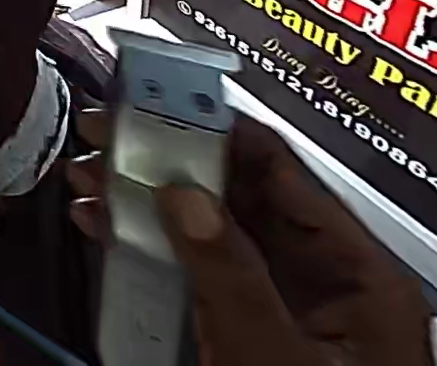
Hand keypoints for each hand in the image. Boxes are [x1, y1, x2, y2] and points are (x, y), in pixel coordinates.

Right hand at [64, 112, 434, 365]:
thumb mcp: (272, 361)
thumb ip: (232, 275)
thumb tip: (181, 192)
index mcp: (352, 271)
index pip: (279, 166)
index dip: (214, 124)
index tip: (148, 98)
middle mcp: (311, 268)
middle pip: (228, 183)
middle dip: (156, 153)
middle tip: (99, 130)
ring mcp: (267, 289)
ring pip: (196, 214)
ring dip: (134, 187)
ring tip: (84, 172)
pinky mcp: (229, 309)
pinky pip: (180, 253)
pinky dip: (135, 229)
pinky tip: (95, 219)